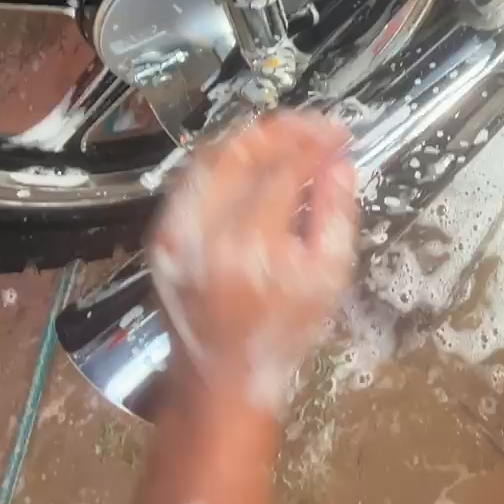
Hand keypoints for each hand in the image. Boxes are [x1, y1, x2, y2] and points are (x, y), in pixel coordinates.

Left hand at [148, 111, 359, 411]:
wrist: (221, 377)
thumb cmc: (284, 330)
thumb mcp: (330, 276)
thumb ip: (336, 213)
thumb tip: (340, 164)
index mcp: (251, 243)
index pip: (284, 168)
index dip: (316, 143)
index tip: (341, 134)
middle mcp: (203, 230)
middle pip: (238, 152)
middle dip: (281, 129)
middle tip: (315, 126)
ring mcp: (174, 232)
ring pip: (208, 158)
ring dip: (251, 138)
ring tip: (287, 135)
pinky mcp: (162, 236)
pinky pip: (192, 179)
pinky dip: (225, 160)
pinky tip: (251, 161)